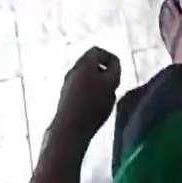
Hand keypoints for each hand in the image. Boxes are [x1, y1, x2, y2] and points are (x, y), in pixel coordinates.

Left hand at [32, 47, 119, 182]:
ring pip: (85, 78)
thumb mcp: (111, 84)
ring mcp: (66, 84)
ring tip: (105, 99)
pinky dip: (87, 94)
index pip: (98, 51)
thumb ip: (115, 71)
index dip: (110, 59)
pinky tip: (94, 109)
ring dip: (95, 85)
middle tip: (112, 85)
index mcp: (84, 62)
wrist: (69, 131)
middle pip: (91, 65)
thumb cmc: (92, 105)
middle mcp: (73, 69)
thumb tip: (113, 66)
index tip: (117, 71)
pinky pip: (79, 90)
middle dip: (103, 73)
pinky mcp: (64, 99)